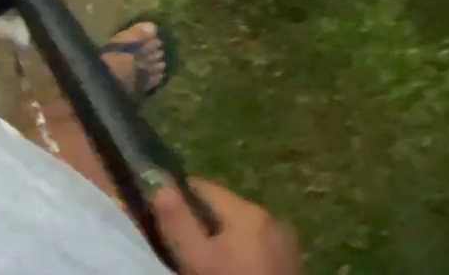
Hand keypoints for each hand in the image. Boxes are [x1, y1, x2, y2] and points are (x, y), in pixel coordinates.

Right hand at [154, 180, 301, 274]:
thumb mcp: (195, 256)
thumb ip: (175, 217)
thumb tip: (158, 182)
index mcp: (248, 210)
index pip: (198, 187)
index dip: (177, 204)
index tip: (168, 228)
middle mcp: (271, 218)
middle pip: (218, 208)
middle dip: (199, 225)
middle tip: (188, 252)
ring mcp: (284, 242)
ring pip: (234, 228)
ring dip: (219, 241)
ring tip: (209, 266)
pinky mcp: (290, 263)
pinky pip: (252, 245)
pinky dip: (238, 255)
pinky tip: (230, 271)